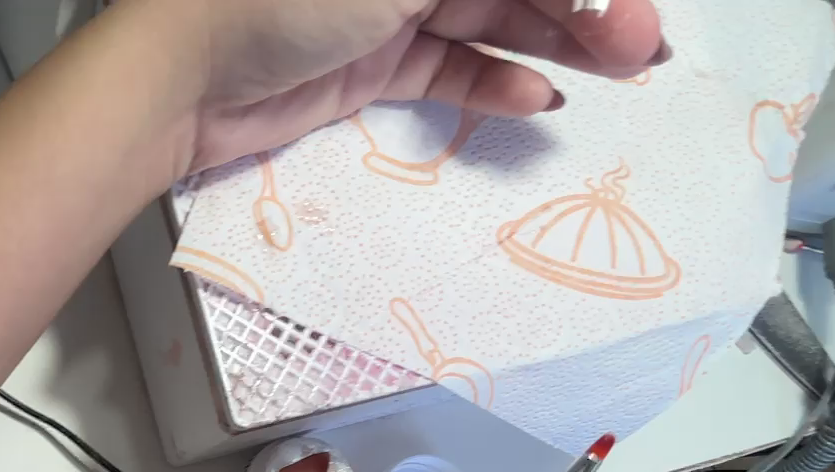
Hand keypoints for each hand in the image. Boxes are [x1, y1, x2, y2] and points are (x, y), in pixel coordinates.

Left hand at [140, 0, 668, 170]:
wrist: (188, 79)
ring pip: (494, 15)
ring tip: (620, 67)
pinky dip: (488, 83)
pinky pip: (445, 71)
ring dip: (557, 38)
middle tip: (645, 45)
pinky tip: (533, 99)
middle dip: (588, 0)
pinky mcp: (370, 66)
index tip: (635, 5)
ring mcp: (395, 5)